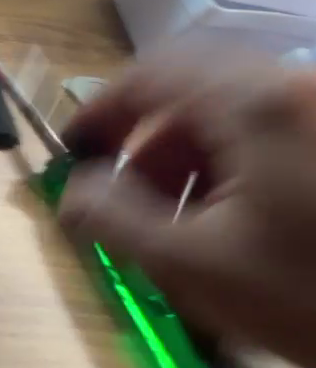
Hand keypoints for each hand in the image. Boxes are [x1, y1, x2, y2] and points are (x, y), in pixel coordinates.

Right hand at [57, 47, 315, 367]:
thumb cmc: (310, 293)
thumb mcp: (183, 262)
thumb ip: (104, 214)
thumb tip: (75, 188)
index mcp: (258, 107)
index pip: (150, 74)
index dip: (99, 111)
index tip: (77, 152)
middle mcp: (308, 93)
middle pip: (198, 93)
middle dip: (151, 144)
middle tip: (132, 196)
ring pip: (245, 114)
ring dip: (198, 157)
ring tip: (192, 216)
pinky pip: (289, 132)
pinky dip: (248, 164)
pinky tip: (248, 216)